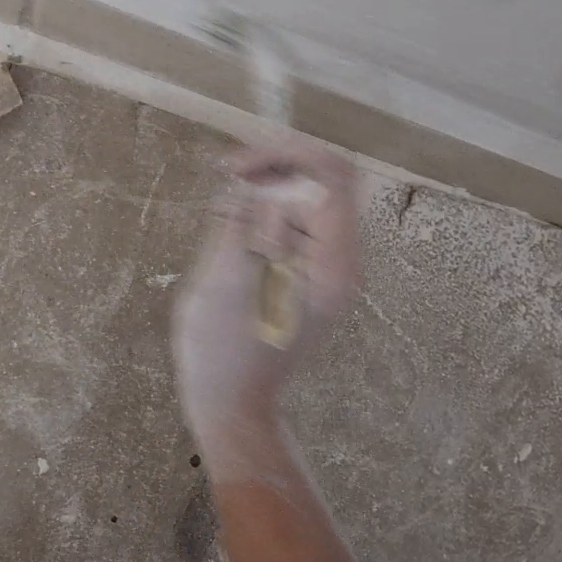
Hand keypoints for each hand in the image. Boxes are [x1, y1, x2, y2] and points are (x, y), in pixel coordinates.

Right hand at [173, 146, 358, 454]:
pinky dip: (262, 216)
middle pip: (322, 185)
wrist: (230, 404)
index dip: (284, 156)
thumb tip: (250, 186)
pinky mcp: (306, 279)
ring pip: (306, 204)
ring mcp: (326, 272)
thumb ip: (242, 227)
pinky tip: (229, 223)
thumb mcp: (223, 284)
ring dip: (265, 192)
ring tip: (220, 201)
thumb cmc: (222, 353)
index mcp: (331, 265)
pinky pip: (293, 229)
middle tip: (224, 174)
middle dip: (273, 170)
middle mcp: (340, 263)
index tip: (234, 166)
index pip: (331, 178)